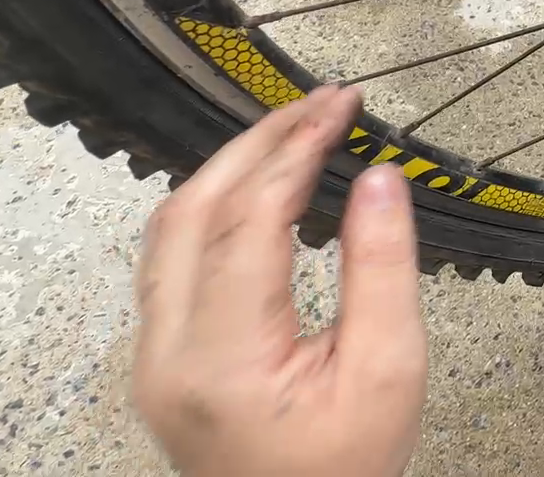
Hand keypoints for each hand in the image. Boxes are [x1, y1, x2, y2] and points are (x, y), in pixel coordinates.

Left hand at [131, 86, 425, 476]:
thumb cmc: (351, 456)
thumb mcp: (390, 363)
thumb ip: (383, 267)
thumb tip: (380, 177)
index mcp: (223, 357)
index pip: (249, 223)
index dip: (296, 152)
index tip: (344, 106)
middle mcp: (166, 350)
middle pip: (191, 212)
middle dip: (259, 141)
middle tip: (324, 101)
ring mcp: (154, 353)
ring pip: (170, 229)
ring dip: (233, 163)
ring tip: (298, 126)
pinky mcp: (165, 353)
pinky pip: (175, 252)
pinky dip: (220, 197)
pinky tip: (263, 181)